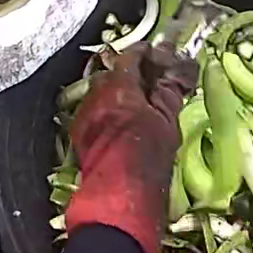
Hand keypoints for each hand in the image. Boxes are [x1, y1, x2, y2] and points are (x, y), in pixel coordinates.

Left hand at [64, 45, 196, 252]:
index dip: (147, 53)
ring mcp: (85, 113)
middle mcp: (97, 94)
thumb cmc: (149, 160)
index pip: (131, 56)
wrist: (119, 199)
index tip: (158, 55)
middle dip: (134, 73)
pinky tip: (125, 120)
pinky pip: (97, 109)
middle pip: (115, 72)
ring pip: (104, 91)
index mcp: (120, 87)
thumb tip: (172, 75)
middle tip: (154, 80)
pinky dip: (111, 108)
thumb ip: (168, 93)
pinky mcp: (80, 131)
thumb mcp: (168, 123)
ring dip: (121, 91)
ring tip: (141, 102)